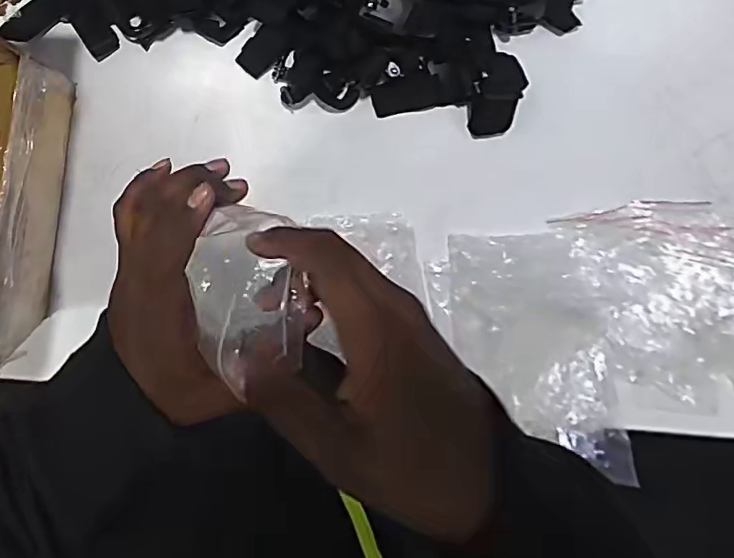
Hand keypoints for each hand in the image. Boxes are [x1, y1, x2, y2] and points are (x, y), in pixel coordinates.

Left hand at [107, 158, 248, 424]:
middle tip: (232, 182)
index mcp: (157, 306)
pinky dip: (144, 186)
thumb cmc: (177, 393)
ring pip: (137, 210)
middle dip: (188, 189)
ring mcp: (126, 266)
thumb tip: (309, 314)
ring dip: (171, 182)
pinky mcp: (126, 261)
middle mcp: (136, 277)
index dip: (183, 218)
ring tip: (212, 170)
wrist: (128, 399)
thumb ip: (267, 359)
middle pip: (151, 218)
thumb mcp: (226, 392)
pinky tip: (167, 172)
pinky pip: (127, 214)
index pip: (162, 252)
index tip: (211, 193)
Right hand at [242, 227, 497, 542]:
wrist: (494, 491)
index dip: (285, 241)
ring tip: (282, 313)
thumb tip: (239, 360)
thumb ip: (284, 400)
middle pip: (338, 254)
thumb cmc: (412, 468)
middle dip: (292, 255)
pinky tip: (317, 324)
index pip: (326, 256)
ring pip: (352, 268)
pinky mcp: (416, 329)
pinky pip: (365, 286)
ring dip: (312, 274)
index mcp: (375, 324)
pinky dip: (332, 286)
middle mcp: (394, 306)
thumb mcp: (339, 450)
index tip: (252, 246)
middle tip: (259, 290)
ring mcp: (410, 316)